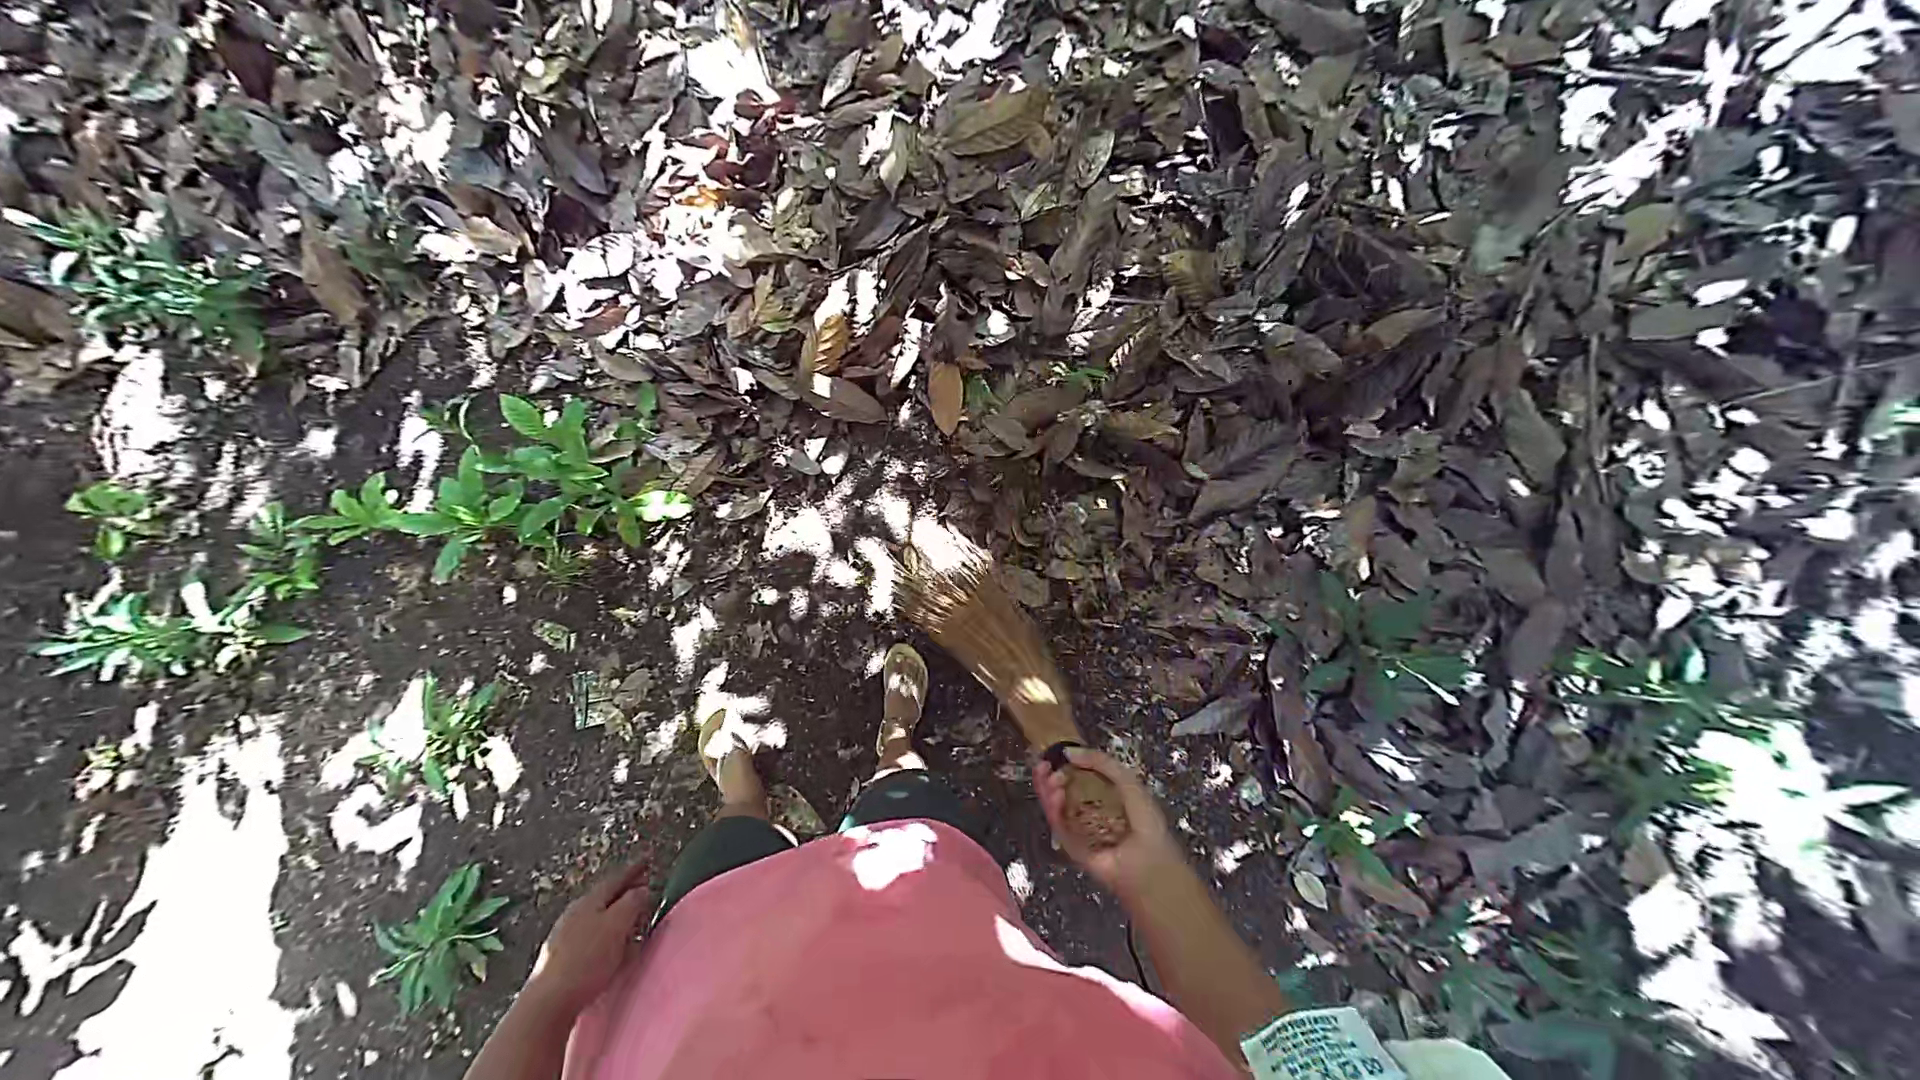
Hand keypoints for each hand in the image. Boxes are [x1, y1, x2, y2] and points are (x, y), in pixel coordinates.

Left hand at [521, 863, 649, 1016]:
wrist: (546, 1006)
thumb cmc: (586, 960)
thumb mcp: (617, 925)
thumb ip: (633, 902)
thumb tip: (642, 889)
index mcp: (588, 902)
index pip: (617, 878)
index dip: (635, 868)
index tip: (648, 858)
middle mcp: (574, 915)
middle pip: (607, 897)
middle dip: (627, 892)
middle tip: (645, 888)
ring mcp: (565, 938)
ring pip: (599, 918)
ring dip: (618, 916)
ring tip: (634, 921)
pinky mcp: (562, 961)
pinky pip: (592, 938)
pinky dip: (608, 936)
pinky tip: (614, 950)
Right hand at [1034, 747, 1185, 897]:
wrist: (1149, 864)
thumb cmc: (1145, 821)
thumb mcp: (1128, 781)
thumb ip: (1101, 762)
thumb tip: (1067, 751)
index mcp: (1105, 797)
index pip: (1078, 777)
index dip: (1066, 765)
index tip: (1056, 754)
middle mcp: (1090, 812)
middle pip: (1062, 791)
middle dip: (1051, 777)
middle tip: (1045, 765)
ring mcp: (1078, 830)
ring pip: (1056, 807)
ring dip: (1049, 790)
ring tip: (1051, 777)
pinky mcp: (1070, 846)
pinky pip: (1059, 825)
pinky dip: (1053, 809)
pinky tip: (1056, 795)